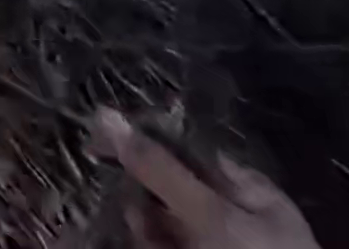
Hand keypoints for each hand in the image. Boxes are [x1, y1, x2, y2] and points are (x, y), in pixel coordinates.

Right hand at [94, 108, 320, 248]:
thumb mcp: (215, 219)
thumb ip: (159, 167)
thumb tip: (104, 113)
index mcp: (248, 191)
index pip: (182, 146)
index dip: (140, 139)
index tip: (99, 143)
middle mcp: (231, 215)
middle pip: (163, 181)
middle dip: (141, 194)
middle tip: (137, 214)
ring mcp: (213, 247)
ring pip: (156, 217)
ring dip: (143, 227)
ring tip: (149, 241)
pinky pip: (157, 242)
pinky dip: (148, 243)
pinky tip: (147, 246)